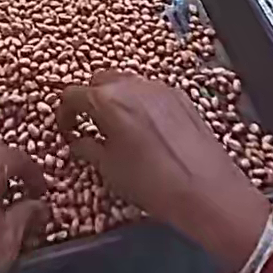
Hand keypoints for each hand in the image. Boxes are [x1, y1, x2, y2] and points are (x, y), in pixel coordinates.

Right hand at [56, 71, 269, 268]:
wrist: (208, 191)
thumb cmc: (152, 182)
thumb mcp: (110, 169)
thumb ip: (88, 147)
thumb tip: (78, 140)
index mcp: (108, 100)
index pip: (73, 95)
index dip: (65, 112)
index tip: (67, 128)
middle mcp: (132, 84)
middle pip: (100, 81)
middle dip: (90, 100)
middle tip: (90, 125)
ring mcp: (159, 87)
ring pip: (127, 83)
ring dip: (116, 99)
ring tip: (118, 127)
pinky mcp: (181, 95)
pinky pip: (150, 92)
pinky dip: (140, 103)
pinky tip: (146, 129)